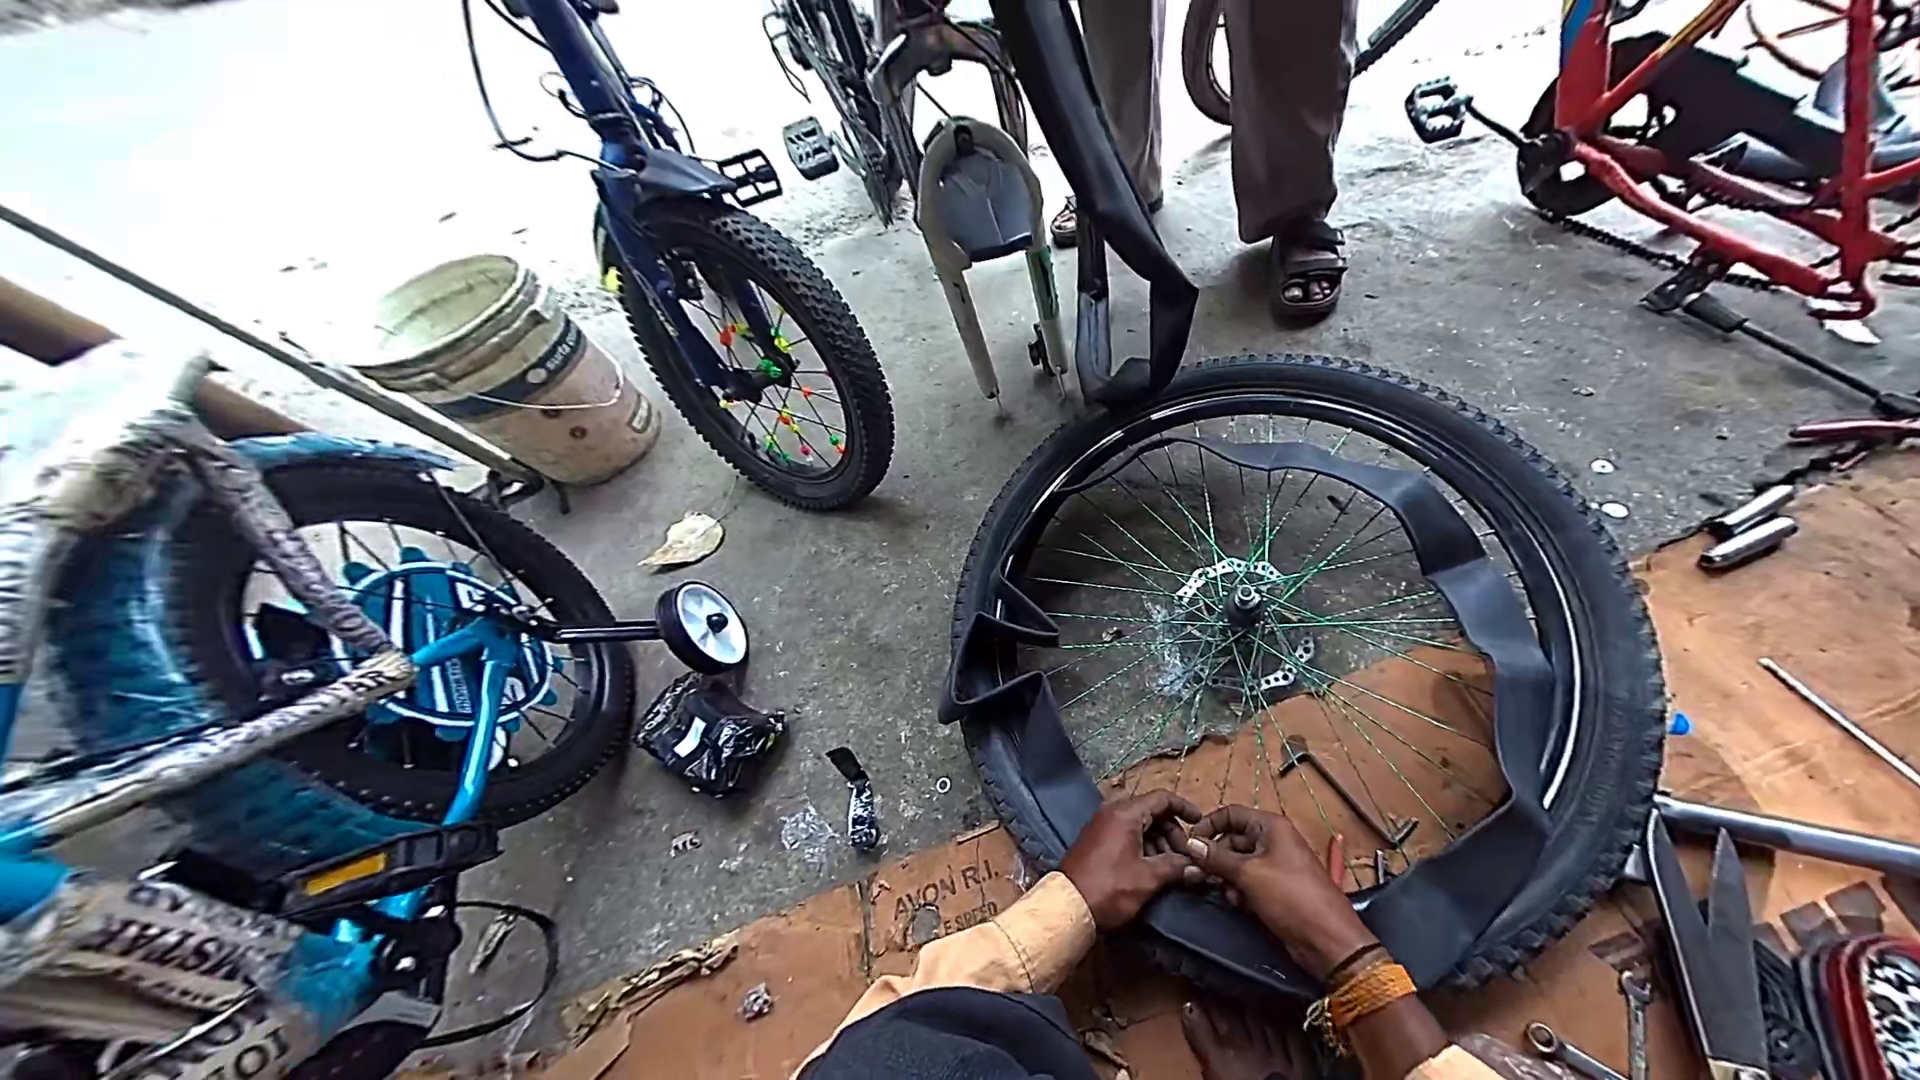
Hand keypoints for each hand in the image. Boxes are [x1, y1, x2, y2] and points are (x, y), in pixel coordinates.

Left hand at [1060, 790, 1203, 929]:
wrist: (1069, 903)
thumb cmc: (1109, 887)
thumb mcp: (1147, 878)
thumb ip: (1176, 868)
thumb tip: (1199, 867)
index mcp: (1126, 813)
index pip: (1161, 799)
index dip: (1184, 808)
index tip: (1200, 823)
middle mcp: (1113, 811)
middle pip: (1152, 812)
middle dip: (1173, 833)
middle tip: (1186, 858)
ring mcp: (1103, 824)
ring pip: (1140, 824)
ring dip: (1159, 842)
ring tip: (1171, 869)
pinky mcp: (1098, 838)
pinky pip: (1127, 833)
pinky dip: (1144, 846)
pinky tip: (1153, 869)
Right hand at [1183, 805, 1377, 979]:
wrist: (1329, 944)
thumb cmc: (1290, 898)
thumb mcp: (1248, 874)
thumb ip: (1215, 857)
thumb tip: (1189, 843)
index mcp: (1271, 827)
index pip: (1230, 814)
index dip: (1209, 825)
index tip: (1190, 842)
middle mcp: (1274, 840)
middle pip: (1233, 838)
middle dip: (1217, 857)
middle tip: (1202, 873)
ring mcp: (1277, 864)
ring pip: (1238, 861)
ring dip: (1228, 876)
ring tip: (1228, 893)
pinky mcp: (1277, 887)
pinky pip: (1249, 880)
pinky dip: (1240, 889)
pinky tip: (1239, 903)